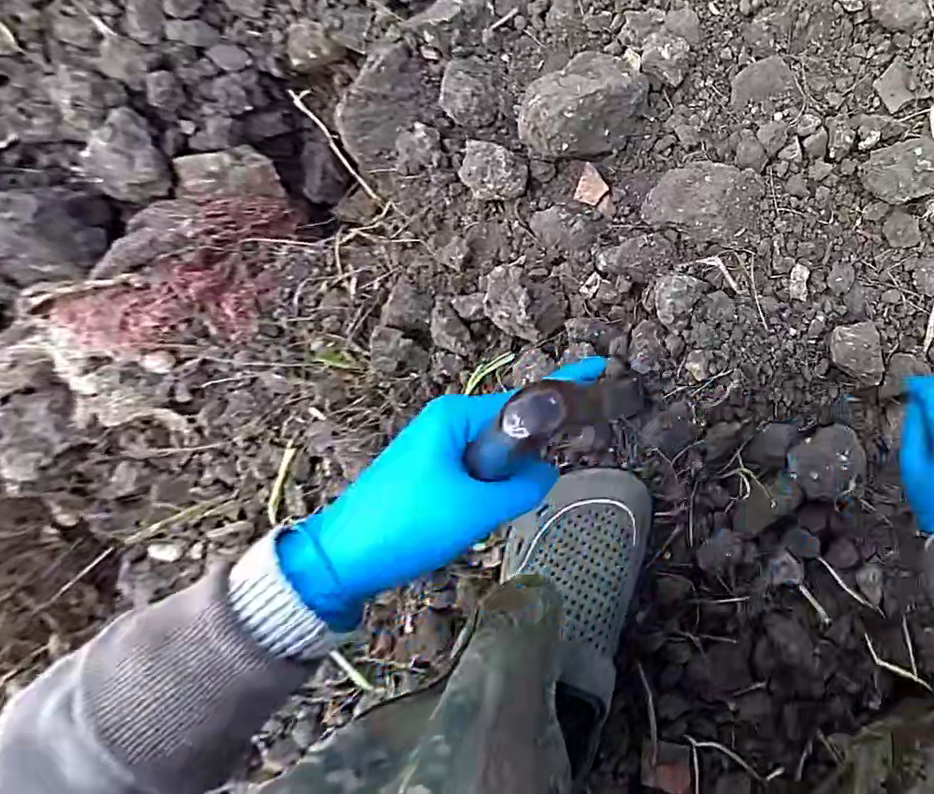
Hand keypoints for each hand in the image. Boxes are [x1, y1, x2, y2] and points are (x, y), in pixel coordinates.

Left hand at [277, 358, 607, 626]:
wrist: (331, 567)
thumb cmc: (404, 526)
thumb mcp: (477, 510)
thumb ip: (527, 486)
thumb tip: (547, 472)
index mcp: (457, 415)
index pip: (527, 395)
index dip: (568, 382)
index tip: (602, 367)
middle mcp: (449, 420)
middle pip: (515, 425)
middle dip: (532, 451)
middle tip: (548, 471)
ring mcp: (438, 443)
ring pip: (499, 451)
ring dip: (508, 476)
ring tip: (494, 509)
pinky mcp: (432, 467)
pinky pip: (481, 466)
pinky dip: (492, 484)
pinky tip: (486, 510)